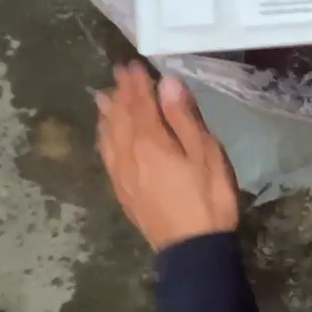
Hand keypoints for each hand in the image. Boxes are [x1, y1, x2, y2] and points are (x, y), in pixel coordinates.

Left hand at [96, 62, 239, 250]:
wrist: (192, 248)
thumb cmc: (207, 196)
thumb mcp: (205, 153)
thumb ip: (184, 118)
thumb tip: (168, 84)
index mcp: (150, 142)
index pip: (139, 104)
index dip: (137, 83)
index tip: (133, 64)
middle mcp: (127, 154)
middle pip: (120, 117)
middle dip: (121, 93)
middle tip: (119, 74)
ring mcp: (121, 174)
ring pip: (108, 136)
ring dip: (108, 114)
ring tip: (104, 97)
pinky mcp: (123, 190)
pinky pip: (107, 155)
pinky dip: (105, 137)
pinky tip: (107, 136)